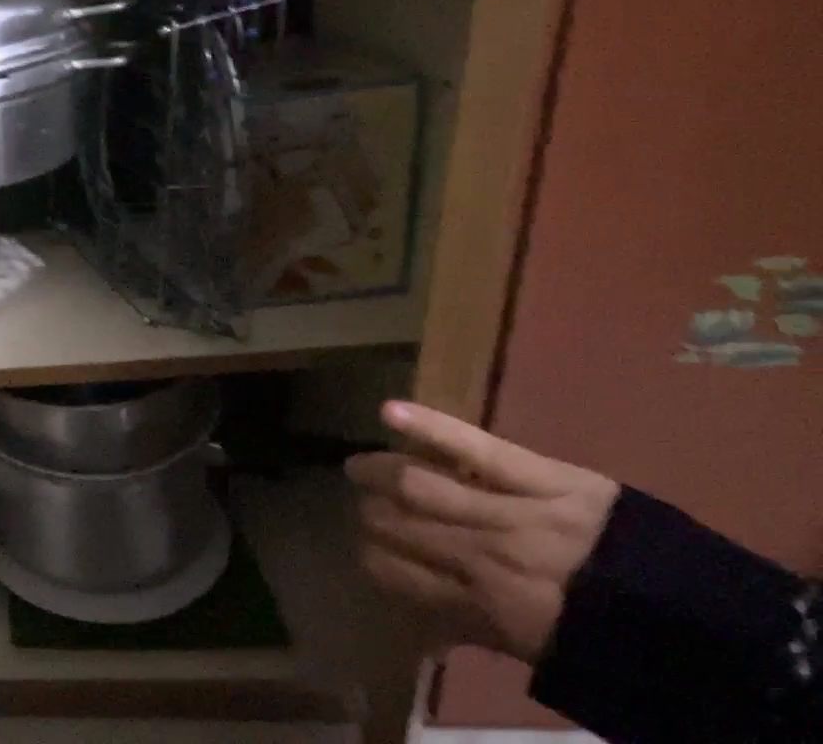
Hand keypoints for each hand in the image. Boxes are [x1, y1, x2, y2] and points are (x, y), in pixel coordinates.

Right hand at [345, 401, 618, 662]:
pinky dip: (431, 427)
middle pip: (399, 525)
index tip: (366, 553)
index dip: (370, 559)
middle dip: (372, 516)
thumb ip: (470, 628)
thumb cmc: (612, 637)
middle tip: (364, 509)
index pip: (393, 573)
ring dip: (379, 473)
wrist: (703, 620)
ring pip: (420, 484)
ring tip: (359, 468)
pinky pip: (479, 448)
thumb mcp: (535, 649)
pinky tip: (389, 412)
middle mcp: (483, 556)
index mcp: (481, 605)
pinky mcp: (544, 477)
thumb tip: (416, 629)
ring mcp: (513, 512)